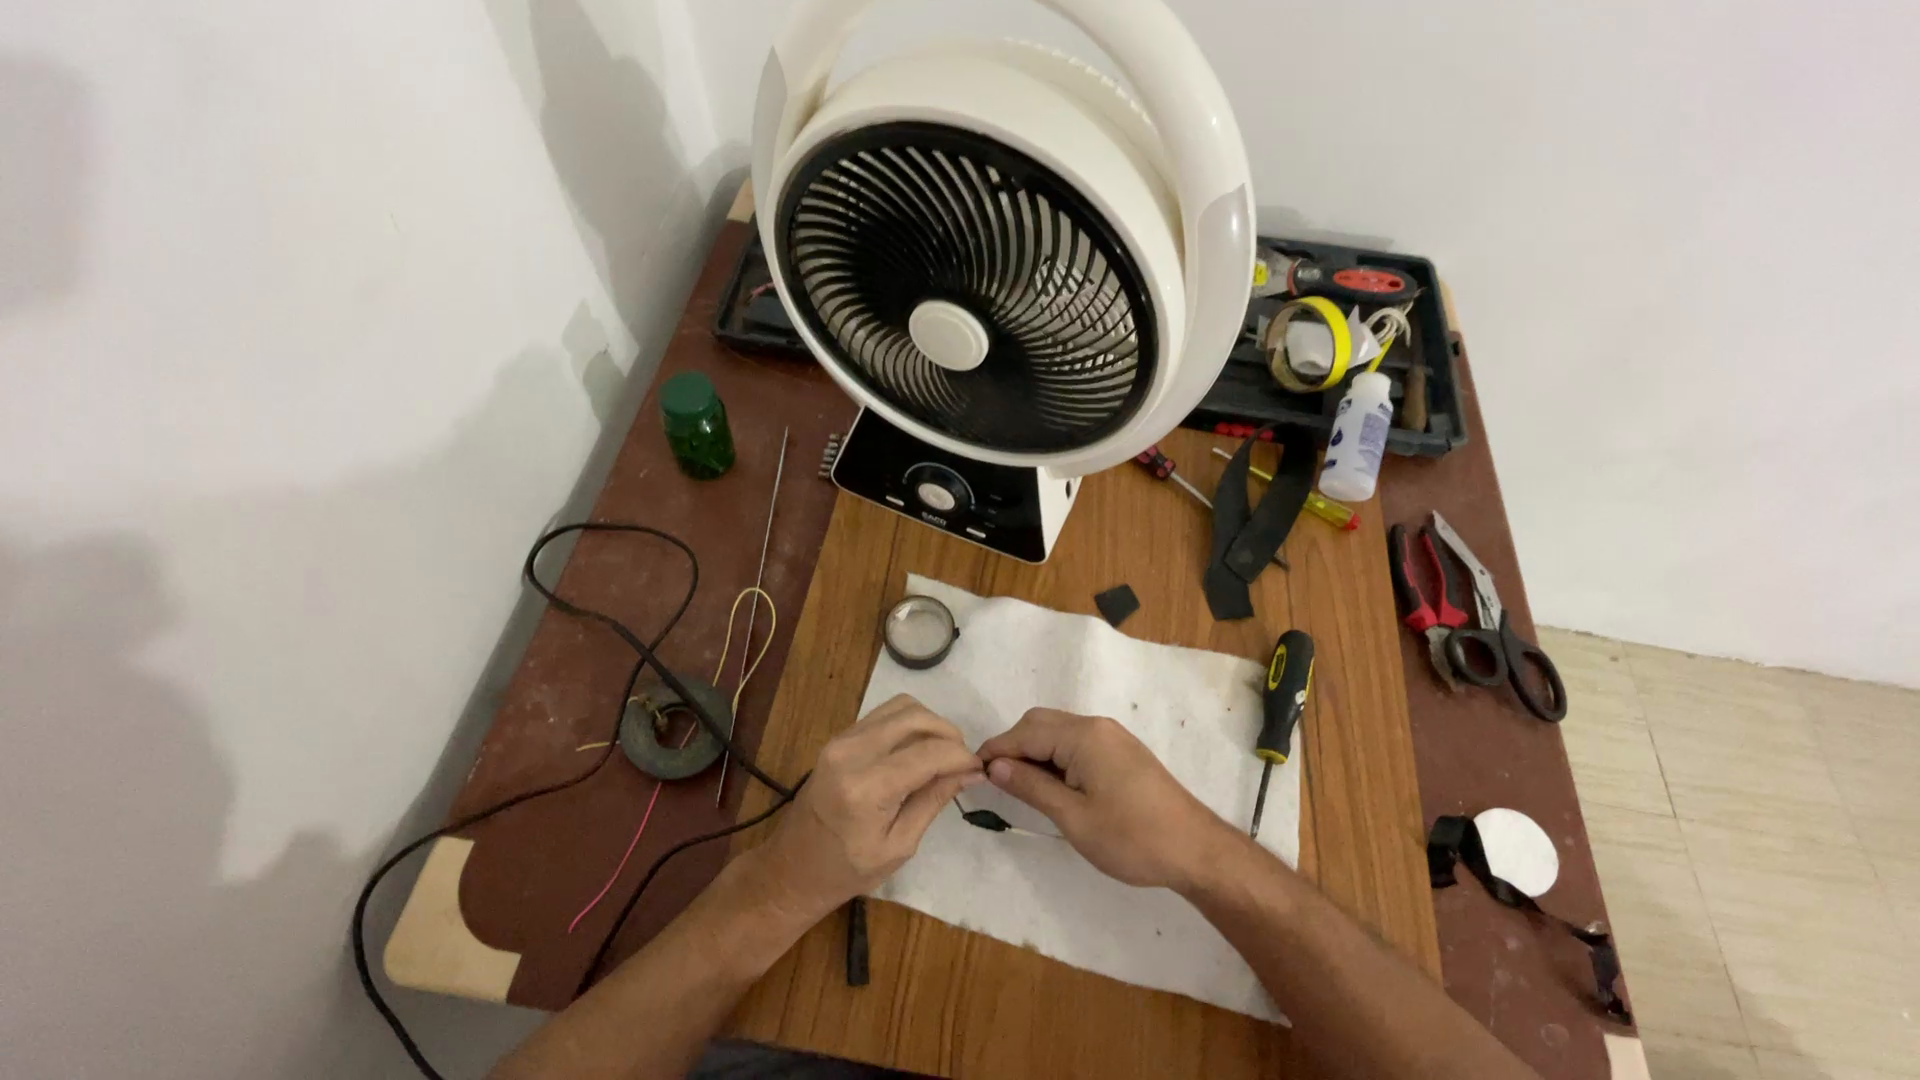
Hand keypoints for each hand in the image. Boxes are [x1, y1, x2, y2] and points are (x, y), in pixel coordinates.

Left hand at [752, 695, 985, 920]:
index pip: (928, 752)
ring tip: (942, 755)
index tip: (980, 769)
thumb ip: (934, 800)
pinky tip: (917, 751)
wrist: (792, 867)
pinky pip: (883, 715)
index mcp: (866, 787)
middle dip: (948, 734)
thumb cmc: (847, 870)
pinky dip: (909, 725)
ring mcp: (841, 740)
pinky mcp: (839, 737)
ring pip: (901, 707)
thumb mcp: (899, 845)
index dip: (961, 757)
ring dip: (929, 724)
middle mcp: (851, 752)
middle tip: (962, 761)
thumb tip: (972, 771)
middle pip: (916, 717)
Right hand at [977, 708, 1232, 890]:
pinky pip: (1077, 743)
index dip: (996, 750)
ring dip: (1035, 753)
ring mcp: (1112, 738)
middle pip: (1041, 724)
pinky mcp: (1122, 753)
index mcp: (1083, 736)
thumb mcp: (1073, 817)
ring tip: (1020, 788)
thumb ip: (1031, 786)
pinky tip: (1052, 787)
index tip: (971, 773)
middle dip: (1014, 747)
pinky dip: (1056, 758)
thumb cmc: (1131, 837)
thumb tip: (994, 765)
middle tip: (996, 783)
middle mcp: (1097, 726)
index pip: (1025, 732)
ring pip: (1058, 732)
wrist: (1195, 850)